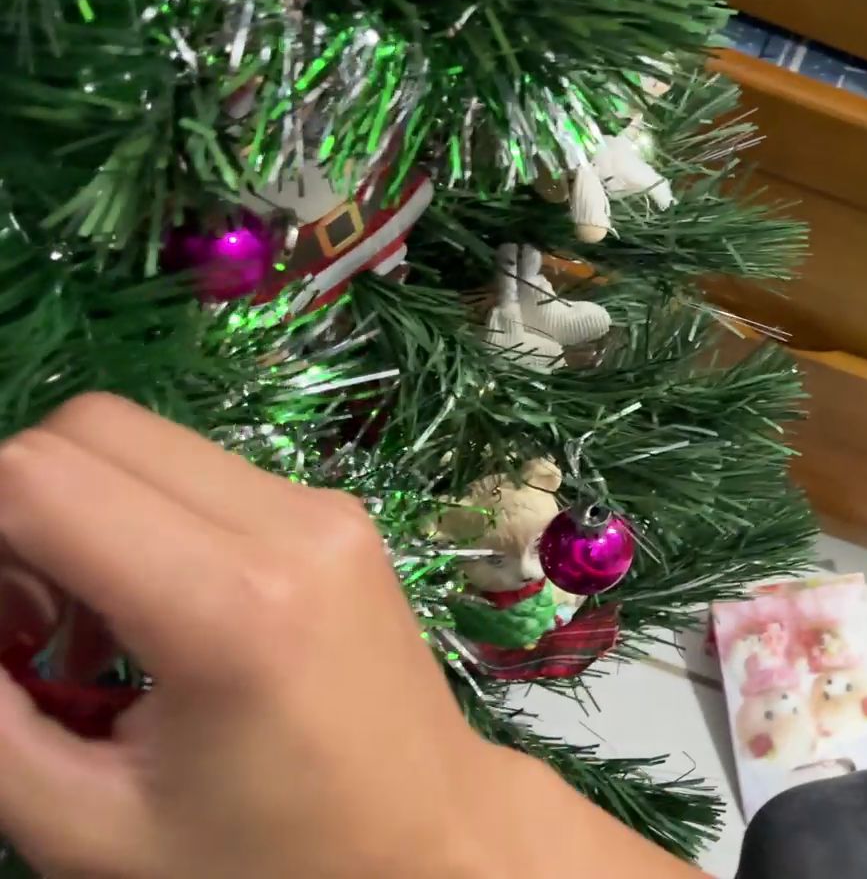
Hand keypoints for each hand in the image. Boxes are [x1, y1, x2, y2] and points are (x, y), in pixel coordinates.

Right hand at [0, 394, 702, 878]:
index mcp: (235, 597)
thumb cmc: (265, 847)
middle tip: (10, 617)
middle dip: (11, 502)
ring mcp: (334, 511)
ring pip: (156, 445)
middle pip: (98, 429)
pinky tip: (145, 604)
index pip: (40, 474)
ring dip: (80, 506)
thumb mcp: (82, 815)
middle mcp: (299, 524)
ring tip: (71, 622)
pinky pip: (213, 475)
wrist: (426, 816)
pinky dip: (147, 514)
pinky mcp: (346, 519)